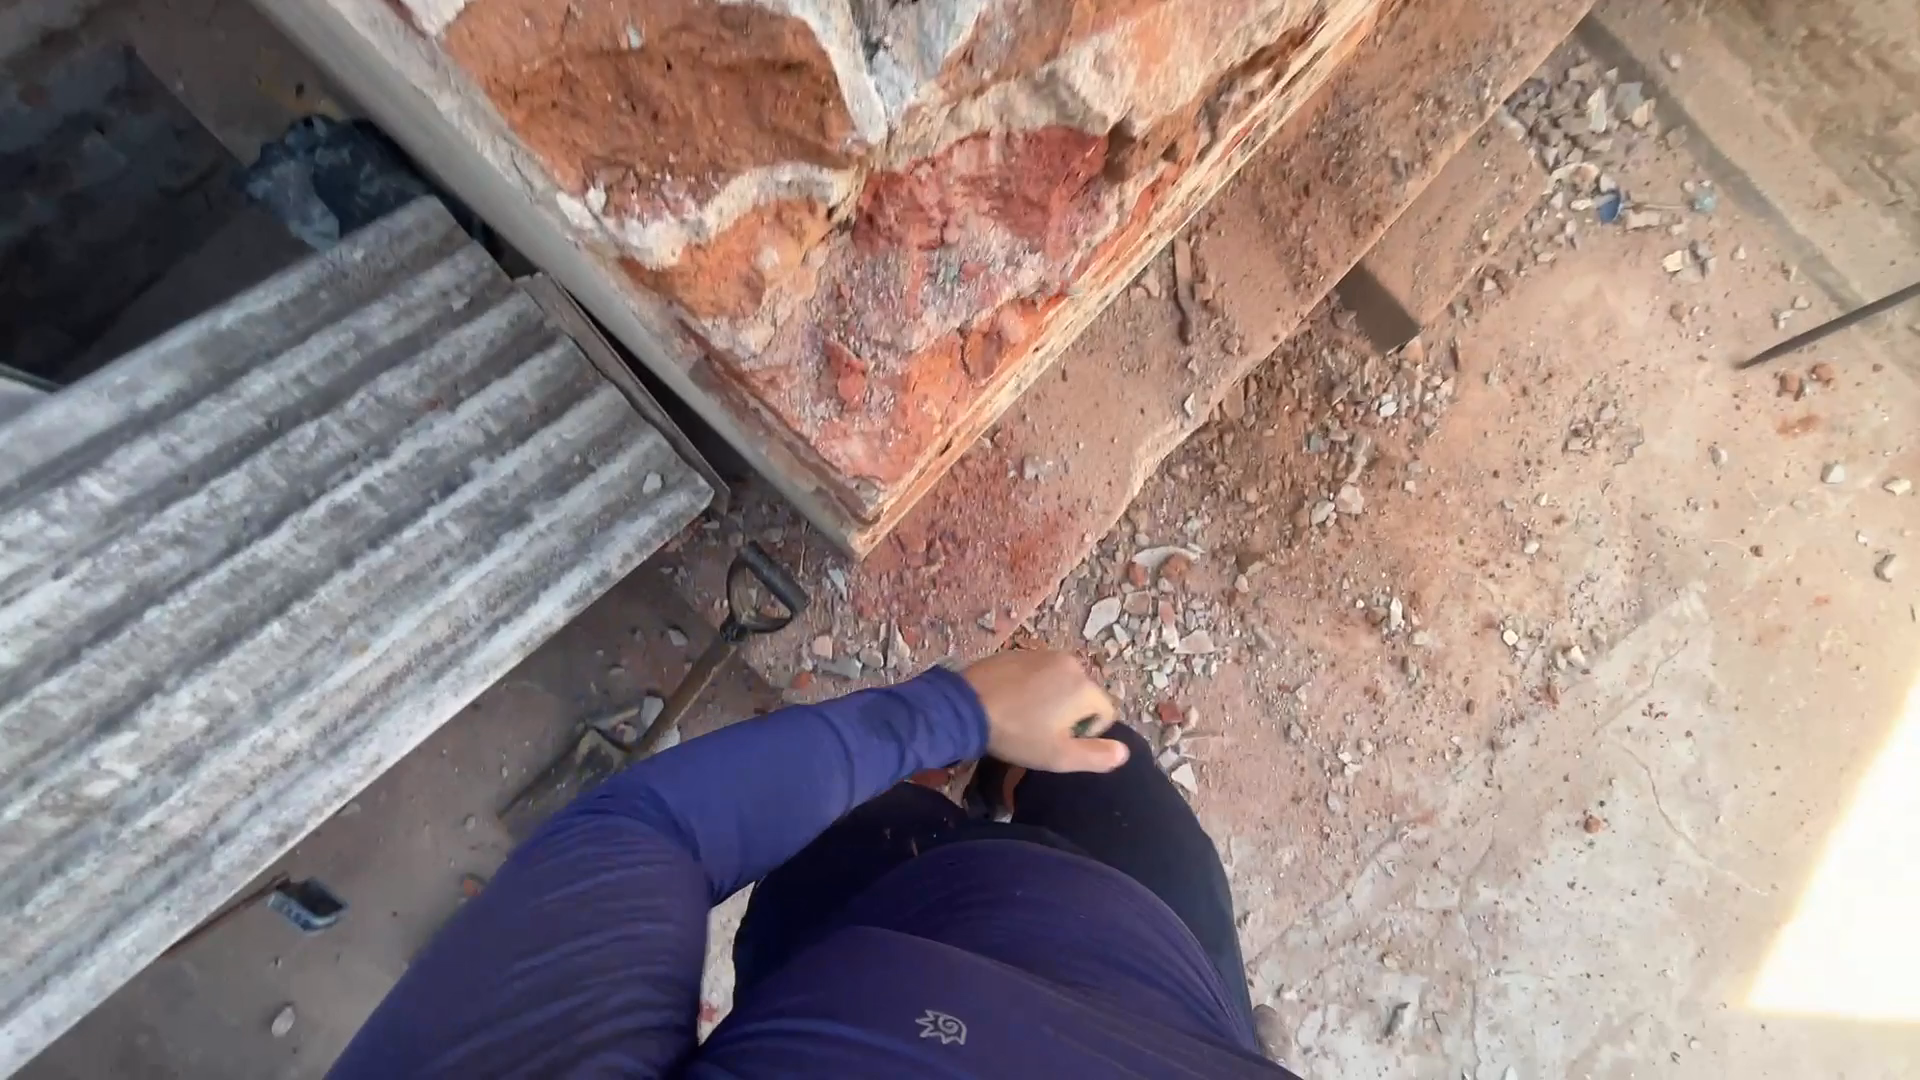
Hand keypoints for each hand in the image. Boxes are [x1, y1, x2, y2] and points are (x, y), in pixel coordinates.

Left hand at [960, 650, 1126, 772]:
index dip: (1088, 733)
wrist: (966, 706)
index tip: (1059, 741)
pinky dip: (1033, 686)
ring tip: (1025, 716)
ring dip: (1052, 699)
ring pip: (1061, 682)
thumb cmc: (1018, 733)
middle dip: (1070, 713)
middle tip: (1041, 730)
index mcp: (1084, 686)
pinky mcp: (1019, 651)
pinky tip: (1012, 700)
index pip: (1106, 712)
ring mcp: (1042, 653)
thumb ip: (1097, 755)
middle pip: (1084, 694)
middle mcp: (1070, 662)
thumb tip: (1124, 751)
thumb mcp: (1059, 756)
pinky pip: (1039, 672)